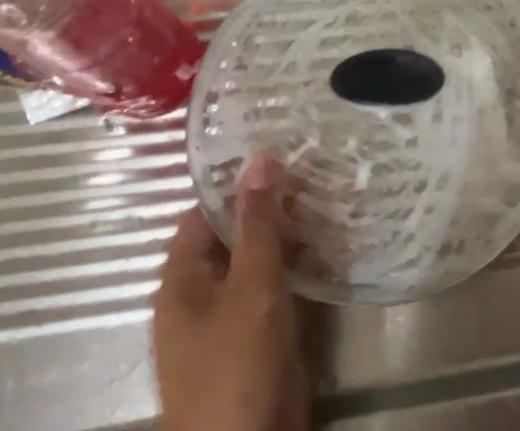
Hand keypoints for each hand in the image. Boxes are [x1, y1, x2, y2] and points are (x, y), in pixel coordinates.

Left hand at [153, 154, 309, 430]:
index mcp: (181, 279)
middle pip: (236, 235)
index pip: (207, 211)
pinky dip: (301, 267)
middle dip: (275, 206)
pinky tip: (336, 248)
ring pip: (262, 261)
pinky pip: (278, 289)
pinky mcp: (260, 337)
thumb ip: (258, 224)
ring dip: (293, 235)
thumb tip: (260, 156)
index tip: (286, 151)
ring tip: (337, 198)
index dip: (242, 181)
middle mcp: (201, 293)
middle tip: (323, 169)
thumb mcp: (251, 288)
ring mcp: (231, 317)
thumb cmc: (236, 367)